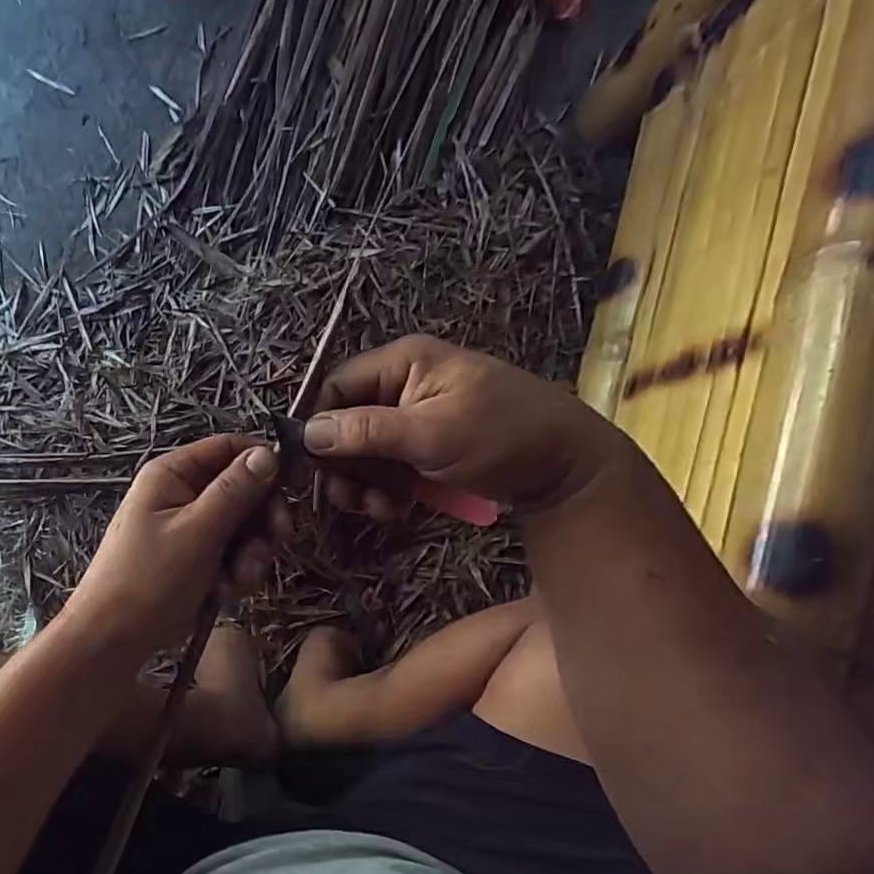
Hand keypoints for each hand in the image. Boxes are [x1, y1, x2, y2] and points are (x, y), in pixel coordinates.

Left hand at [65, 435, 289, 649]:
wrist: (113, 639)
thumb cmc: (148, 579)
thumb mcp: (197, 531)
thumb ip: (235, 491)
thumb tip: (268, 453)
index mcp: (173, 475)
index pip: (227, 449)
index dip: (262, 462)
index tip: (293, 485)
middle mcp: (182, 496)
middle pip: (242, 491)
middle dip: (261, 520)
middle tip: (278, 540)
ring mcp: (190, 530)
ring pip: (243, 528)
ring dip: (250, 554)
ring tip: (238, 579)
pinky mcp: (196, 560)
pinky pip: (232, 556)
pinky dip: (235, 574)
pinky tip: (223, 593)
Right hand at [304, 334, 633, 517]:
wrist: (566, 469)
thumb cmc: (500, 436)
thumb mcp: (430, 433)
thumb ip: (366, 431)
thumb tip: (307, 433)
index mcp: (403, 363)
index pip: (337, 387)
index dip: (321, 426)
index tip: (315, 466)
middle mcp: (403, 386)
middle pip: (347, 423)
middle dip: (343, 464)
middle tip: (346, 499)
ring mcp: (415, 420)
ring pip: (365, 452)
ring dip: (363, 484)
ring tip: (376, 508)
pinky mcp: (425, 449)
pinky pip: (389, 468)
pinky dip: (385, 491)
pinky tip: (394, 510)